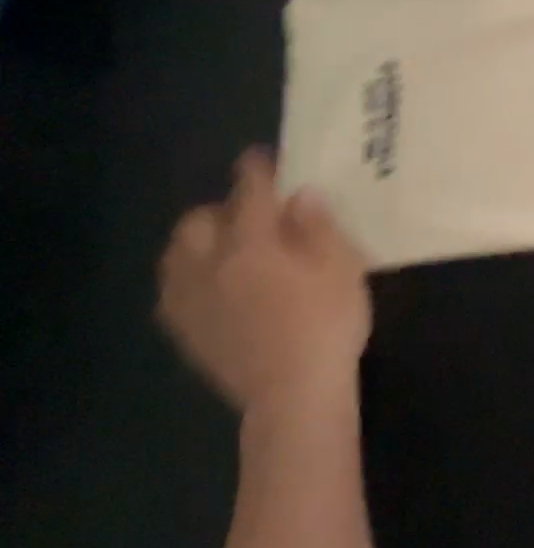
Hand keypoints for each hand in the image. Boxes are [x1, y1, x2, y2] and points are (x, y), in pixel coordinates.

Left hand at [157, 148, 370, 419]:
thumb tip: (303, 195)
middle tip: (255, 216)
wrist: (293, 391)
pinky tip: (217, 286)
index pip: (250, 196)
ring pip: (178, 252)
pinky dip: (192, 273)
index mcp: (252, 247)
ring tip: (230, 248)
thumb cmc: (329, 325)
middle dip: (223, 209)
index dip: (257, 172)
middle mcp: (208, 264)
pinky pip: (174, 286)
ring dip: (201, 240)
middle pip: (199, 221)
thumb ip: (321, 230)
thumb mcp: (344, 272)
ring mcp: (188, 298)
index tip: (261, 156)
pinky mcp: (183, 327)